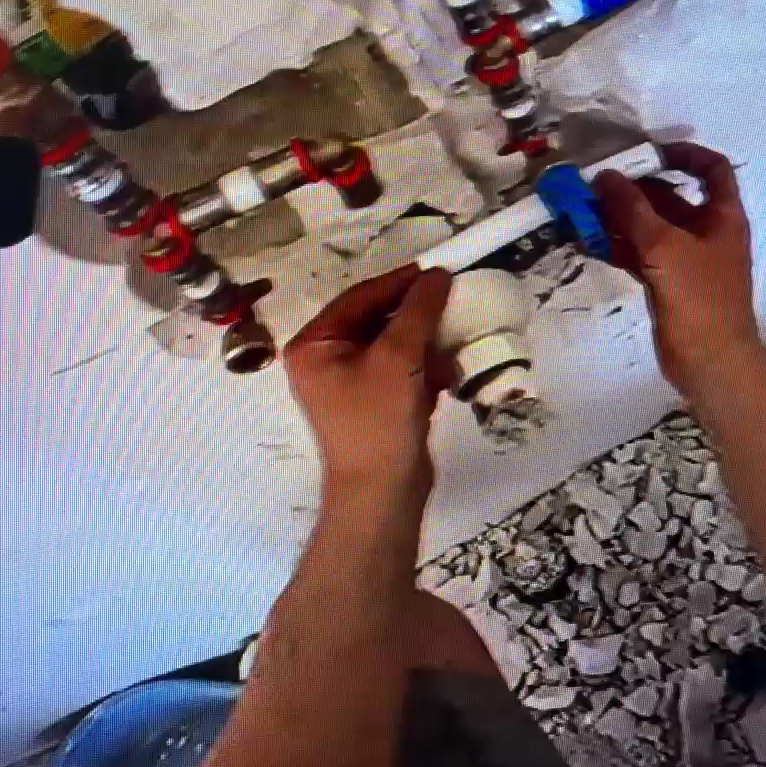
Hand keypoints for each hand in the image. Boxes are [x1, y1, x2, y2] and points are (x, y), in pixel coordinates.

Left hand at [284, 266, 453, 500]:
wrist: (382, 496)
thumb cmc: (379, 421)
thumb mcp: (399, 357)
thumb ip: (418, 310)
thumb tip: (437, 274)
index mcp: (313, 346)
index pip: (358, 298)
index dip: (398, 282)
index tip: (435, 270)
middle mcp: (323, 361)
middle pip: (375, 320)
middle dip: (415, 317)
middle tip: (449, 300)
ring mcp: (347, 384)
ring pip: (392, 346)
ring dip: (423, 344)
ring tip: (451, 342)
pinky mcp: (372, 404)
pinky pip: (399, 372)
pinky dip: (422, 370)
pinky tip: (445, 377)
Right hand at [594, 143, 765, 393]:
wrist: (710, 361)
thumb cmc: (699, 298)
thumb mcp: (665, 246)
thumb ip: (633, 209)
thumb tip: (605, 177)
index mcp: (722, 216)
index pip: (712, 168)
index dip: (684, 153)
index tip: (647, 152)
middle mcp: (706, 232)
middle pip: (670, 198)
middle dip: (634, 190)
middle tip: (596, 184)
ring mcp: (685, 259)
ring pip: (649, 227)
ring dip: (619, 218)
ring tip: (583, 210)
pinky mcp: (666, 283)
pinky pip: (639, 254)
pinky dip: (617, 246)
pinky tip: (588, 241)